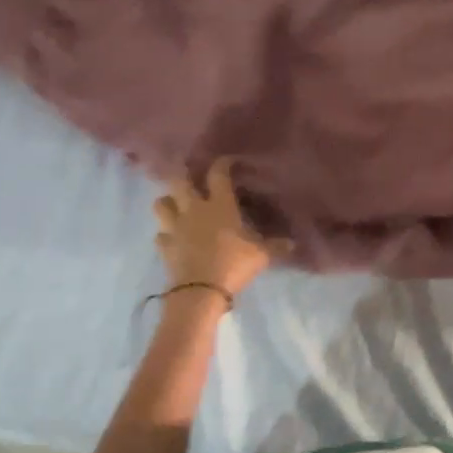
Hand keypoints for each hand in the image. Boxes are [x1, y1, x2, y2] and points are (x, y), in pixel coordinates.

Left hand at [153, 158, 288, 297]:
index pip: (218, 174)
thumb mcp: (261, 255)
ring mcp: (176, 227)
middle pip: (178, 181)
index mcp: (219, 205)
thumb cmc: (233, 264)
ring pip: (161, 204)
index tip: (227, 161)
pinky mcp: (164, 247)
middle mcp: (194, 209)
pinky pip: (160, 235)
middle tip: (189, 177)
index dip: (222, 163)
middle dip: (181, 175)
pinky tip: (173, 239)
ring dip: (167, 202)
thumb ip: (276, 246)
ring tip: (176, 205)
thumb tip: (293, 243)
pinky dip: (165, 235)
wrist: (200, 291)